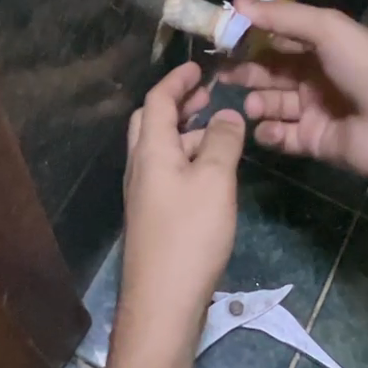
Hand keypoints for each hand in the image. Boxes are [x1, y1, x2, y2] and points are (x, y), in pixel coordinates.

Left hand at [117, 62, 248, 351]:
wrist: (162, 301)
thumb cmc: (189, 234)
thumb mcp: (215, 181)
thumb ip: (223, 142)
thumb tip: (228, 114)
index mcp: (150, 150)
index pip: (157, 100)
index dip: (177, 80)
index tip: (199, 66)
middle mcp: (140, 167)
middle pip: (151, 123)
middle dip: (178, 105)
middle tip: (208, 97)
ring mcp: (145, 194)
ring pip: (162, 150)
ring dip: (188, 134)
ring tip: (221, 133)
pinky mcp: (155, 217)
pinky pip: (169, 174)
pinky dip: (189, 161)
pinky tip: (214, 174)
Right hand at [216, 0, 367, 182]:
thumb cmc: (367, 70)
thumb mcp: (329, 29)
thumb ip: (283, 16)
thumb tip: (236, 3)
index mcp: (326, 46)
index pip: (281, 38)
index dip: (252, 37)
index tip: (222, 38)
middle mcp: (319, 75)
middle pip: (273, 71)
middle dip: (247, 72)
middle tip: (223, 75)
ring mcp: (316, 110)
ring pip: (274, 103)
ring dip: (258, 101)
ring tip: (254, 104)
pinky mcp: (313, 141)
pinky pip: (282, 135)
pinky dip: (270, 132)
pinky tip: (269, 128)